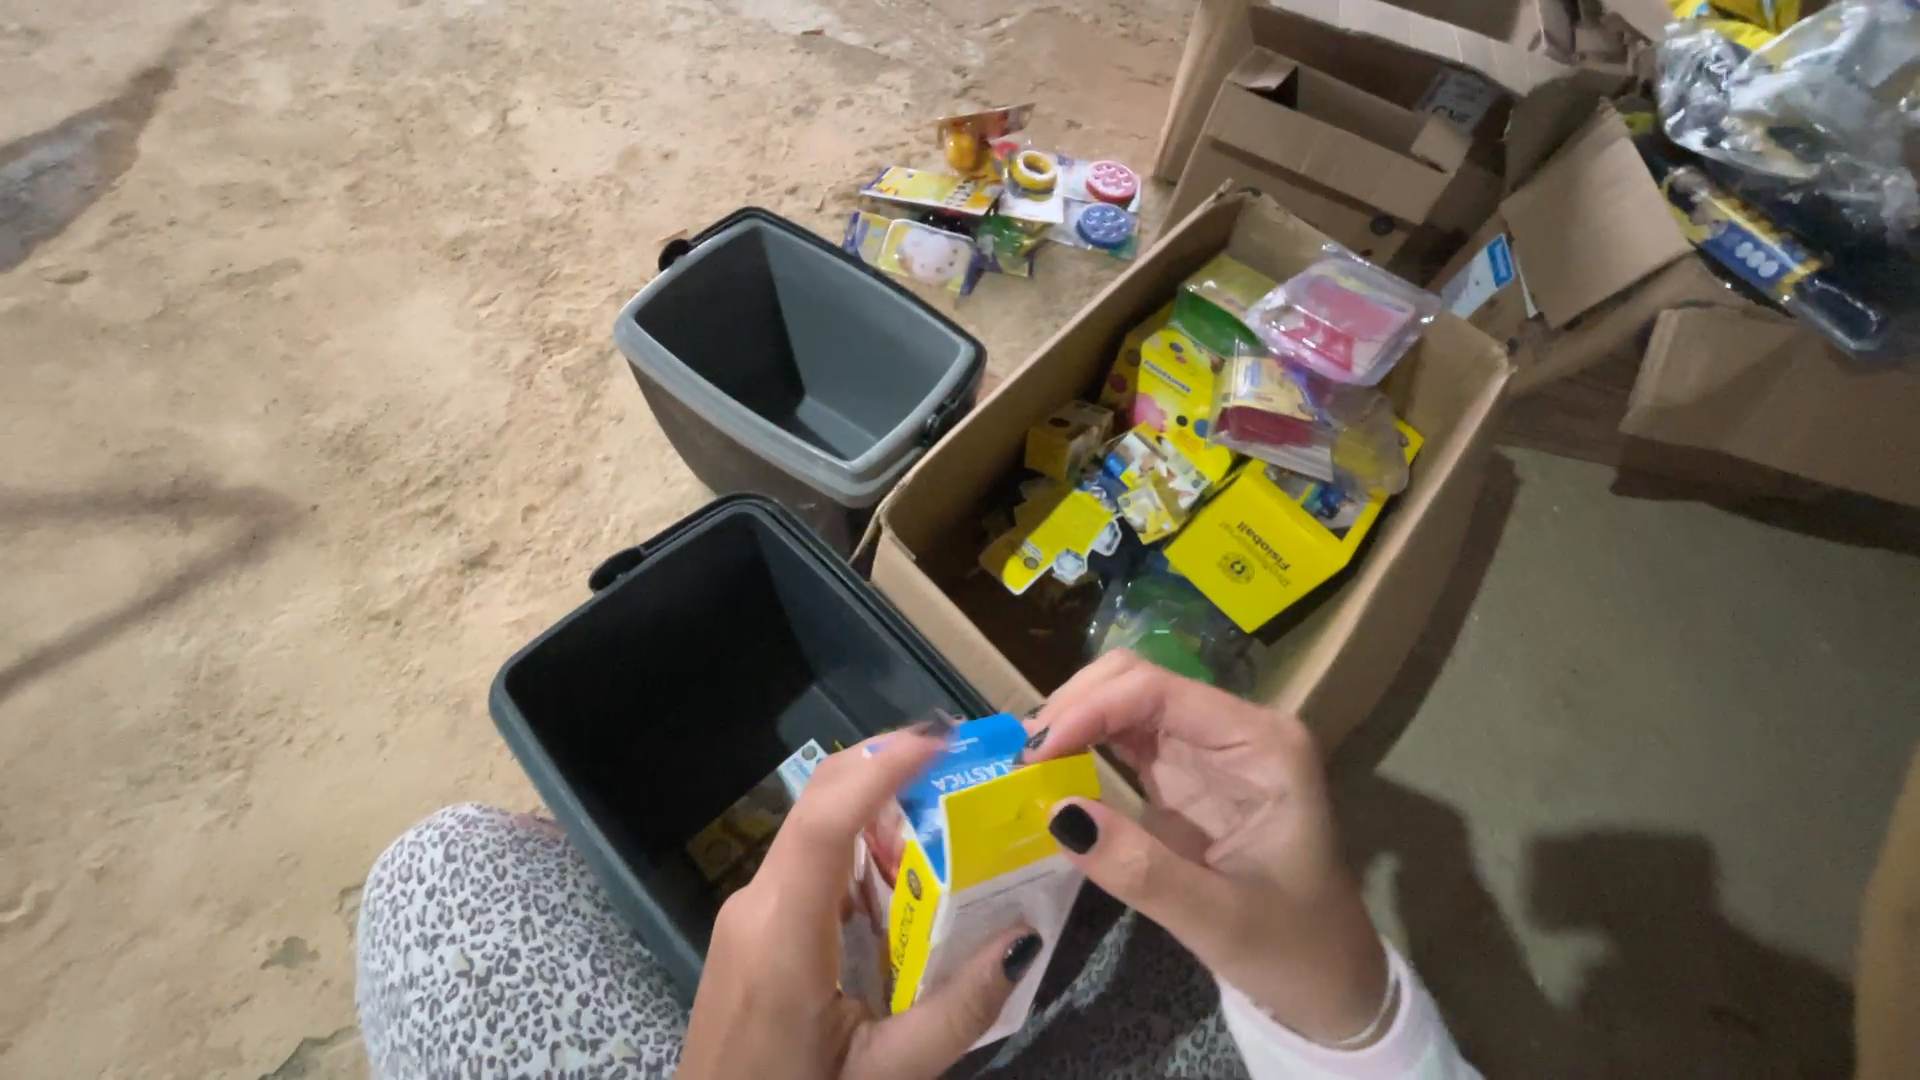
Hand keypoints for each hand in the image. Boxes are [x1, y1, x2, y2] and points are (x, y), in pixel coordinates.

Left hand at [677, 731, 1042, 1079]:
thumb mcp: (884, 1077)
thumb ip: (957, 1013)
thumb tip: (1024, 937)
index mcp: (783, 938)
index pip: (826, 823)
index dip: (882, 770)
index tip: (941, 739)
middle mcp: (758, 900)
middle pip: (820, 800)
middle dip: (888, 762)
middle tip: (960, 753)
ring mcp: (751, 904)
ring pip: (817, 819)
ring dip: (879, 798)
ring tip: (947, 800)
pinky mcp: (757, 916)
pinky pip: (812, 854)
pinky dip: (863, 839)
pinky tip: (907, 863)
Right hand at [1023, 650, 1388, 1045]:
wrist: (1328, 982)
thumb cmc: (1292, 950)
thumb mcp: (1218, 920)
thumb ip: (1140, 868)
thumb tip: (1054, 814)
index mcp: (1261, 743)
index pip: (1160, 690)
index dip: (1091, 709)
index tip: (1036, 752)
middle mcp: (1233, 727)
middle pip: (1138, 678)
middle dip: (1076, 705)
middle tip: (1024, 754)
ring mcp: (1206, 743)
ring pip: (1124, 696)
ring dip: (1073, 717)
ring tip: (1027, 756)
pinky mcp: (1182, 766)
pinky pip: (1123, 734)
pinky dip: (1082, 741)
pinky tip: (1051, 762)